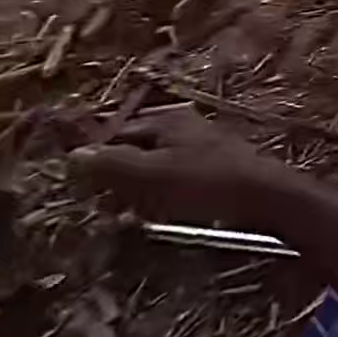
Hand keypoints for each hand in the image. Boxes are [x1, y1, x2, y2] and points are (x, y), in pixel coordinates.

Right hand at [70, 109, 314, 229]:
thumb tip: (74, 155)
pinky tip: (157, 216)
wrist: (263, 195)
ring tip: (126, 216)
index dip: (98, 161)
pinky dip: (160, 196)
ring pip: (155, 165)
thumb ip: (114, 165)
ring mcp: (199, 145)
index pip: (118, 134)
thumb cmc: (205, 182)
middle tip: (104, 207)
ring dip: (137, 190)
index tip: (82, 190)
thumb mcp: (153, 175)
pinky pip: (174, 178)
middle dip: (118, 176)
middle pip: (137, 147)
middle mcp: (182, 125)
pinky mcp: (211, 168)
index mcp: (167, 120)